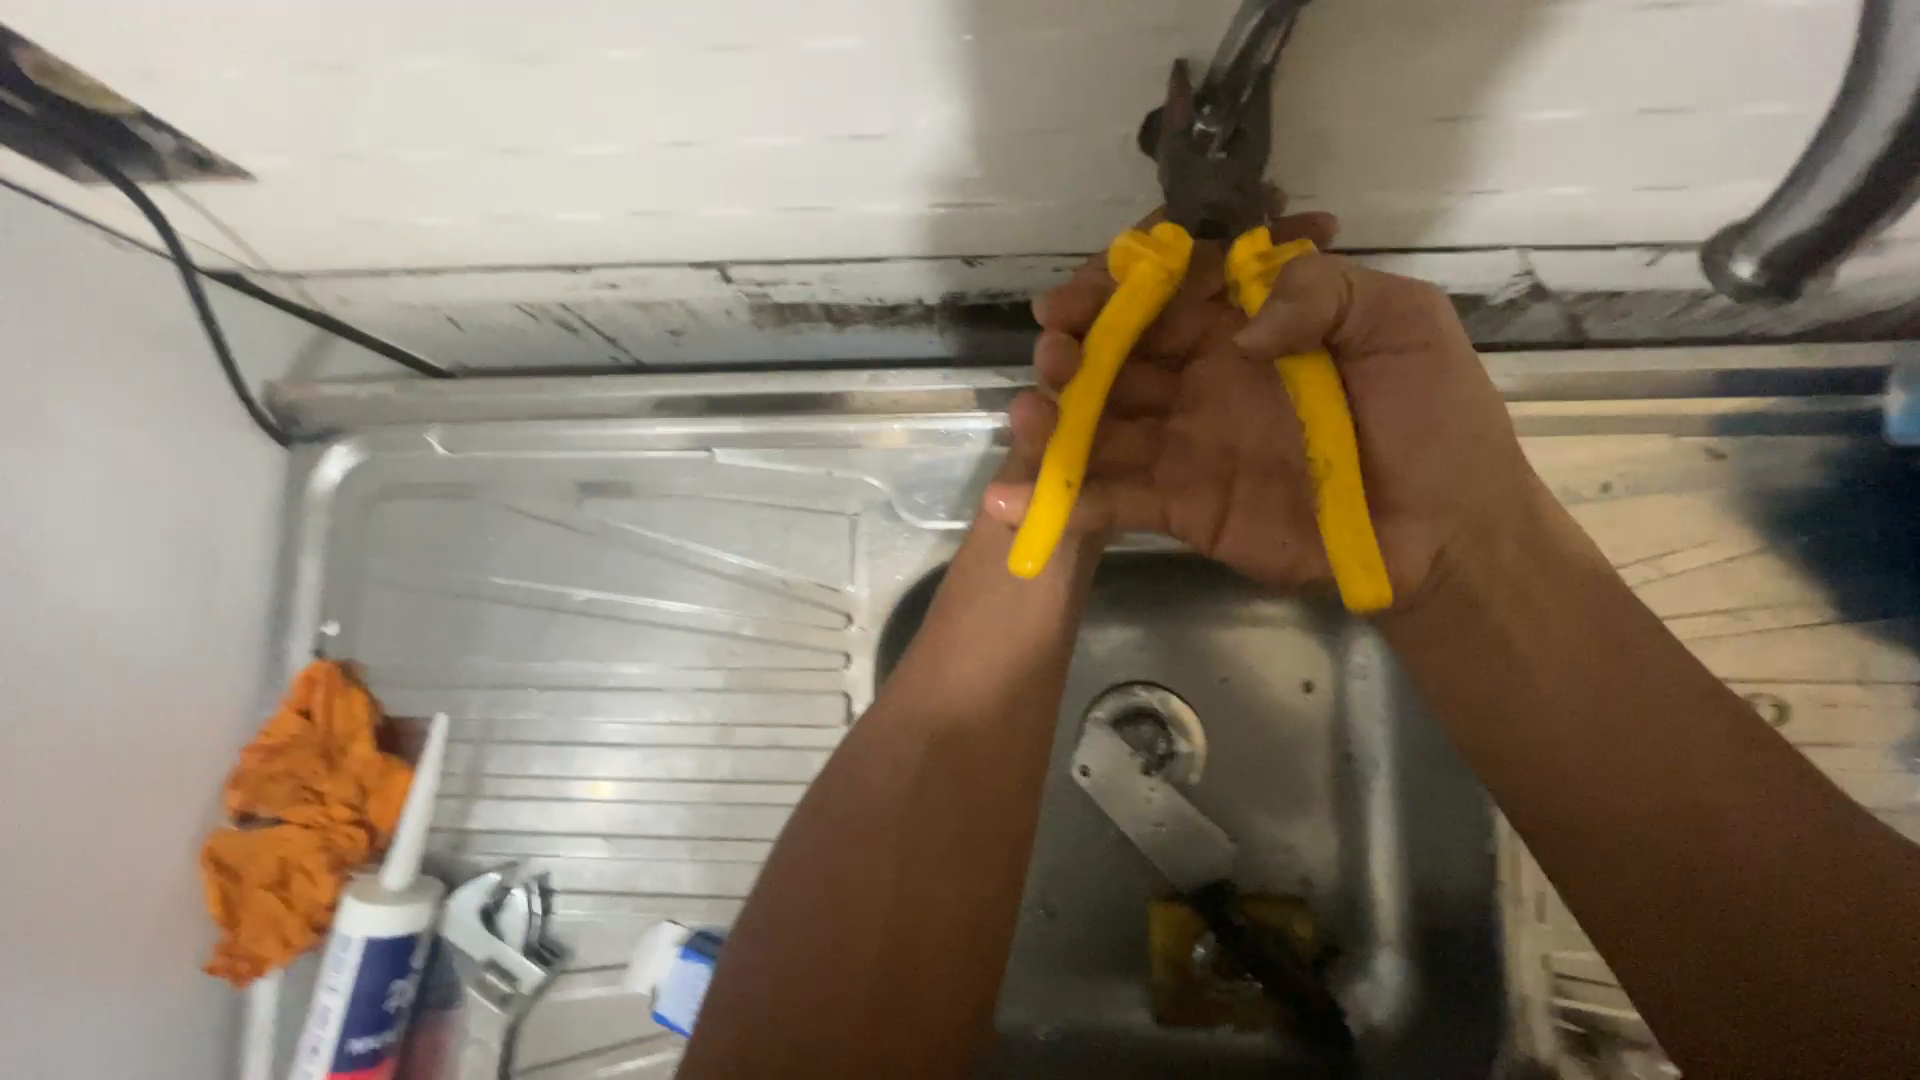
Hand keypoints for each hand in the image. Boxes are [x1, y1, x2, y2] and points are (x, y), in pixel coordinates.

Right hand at [983, 214, 1531, 603]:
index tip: (1072, 298)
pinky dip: (1064, 500)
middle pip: (1117, 356)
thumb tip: (1237, 327)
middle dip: (1074, 351)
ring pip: (1101, 425)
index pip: (1162, 293)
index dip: (1112, 290)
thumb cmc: (1434, 420)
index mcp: (1246, 327)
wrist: (1445, 534)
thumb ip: (1324, 292)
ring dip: (1055, 422)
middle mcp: (1201, 380)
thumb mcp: (1404, 323)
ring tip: (1028, 418)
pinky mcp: (1179, 506)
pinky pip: (1114, 498)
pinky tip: (1012, 502)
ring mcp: (1184, 444)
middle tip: (1052, 355)